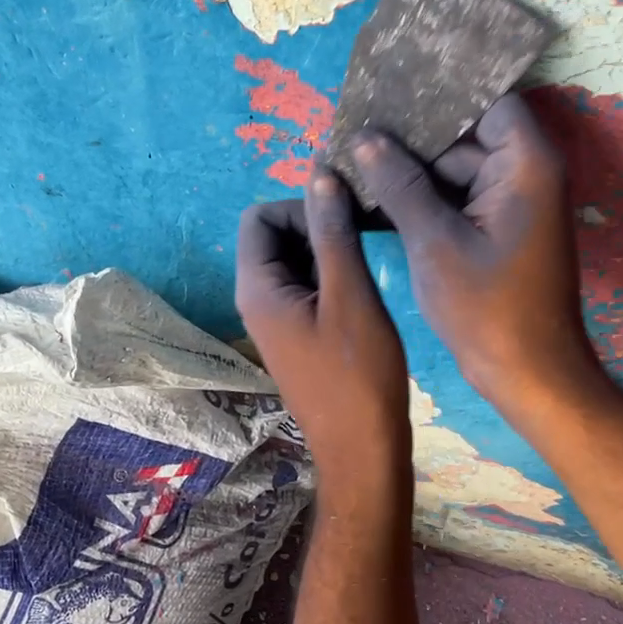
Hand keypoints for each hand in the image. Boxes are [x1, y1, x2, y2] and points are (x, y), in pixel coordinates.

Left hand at [236, 172, 410, 500]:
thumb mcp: (350, 294)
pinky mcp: (293, 334)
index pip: (260, 216)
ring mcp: (273, 320)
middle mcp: (254, 299)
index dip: (302, 207)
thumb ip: (333, 231)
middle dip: (315, 225)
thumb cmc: (358, 372)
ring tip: (368, 260)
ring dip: (325, 249)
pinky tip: (362, 287)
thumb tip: (321, 174)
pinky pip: (302, 287)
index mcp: (256, 287)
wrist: (362, 449)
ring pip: (291, 260)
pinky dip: (328, 275)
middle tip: (362, 238)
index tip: (345, 222)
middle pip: (273, 235)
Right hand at [347, 94, 598, 418]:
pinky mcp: (497, 227)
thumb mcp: (433, 241)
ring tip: (354, 160)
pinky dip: (423, 196)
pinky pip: (457, 196)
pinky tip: (376, 195)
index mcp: (525, 164)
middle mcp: (525, 173)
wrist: (527, 373)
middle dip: (414, 135)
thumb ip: (399, 184)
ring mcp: (511, 202)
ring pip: (456, 167)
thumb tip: (362, 138)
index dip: (442, 95)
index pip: (488, 101)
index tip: (390, 89)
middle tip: (354, 129)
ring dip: (412, 168)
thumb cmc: (486, 307)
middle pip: (466, 135)